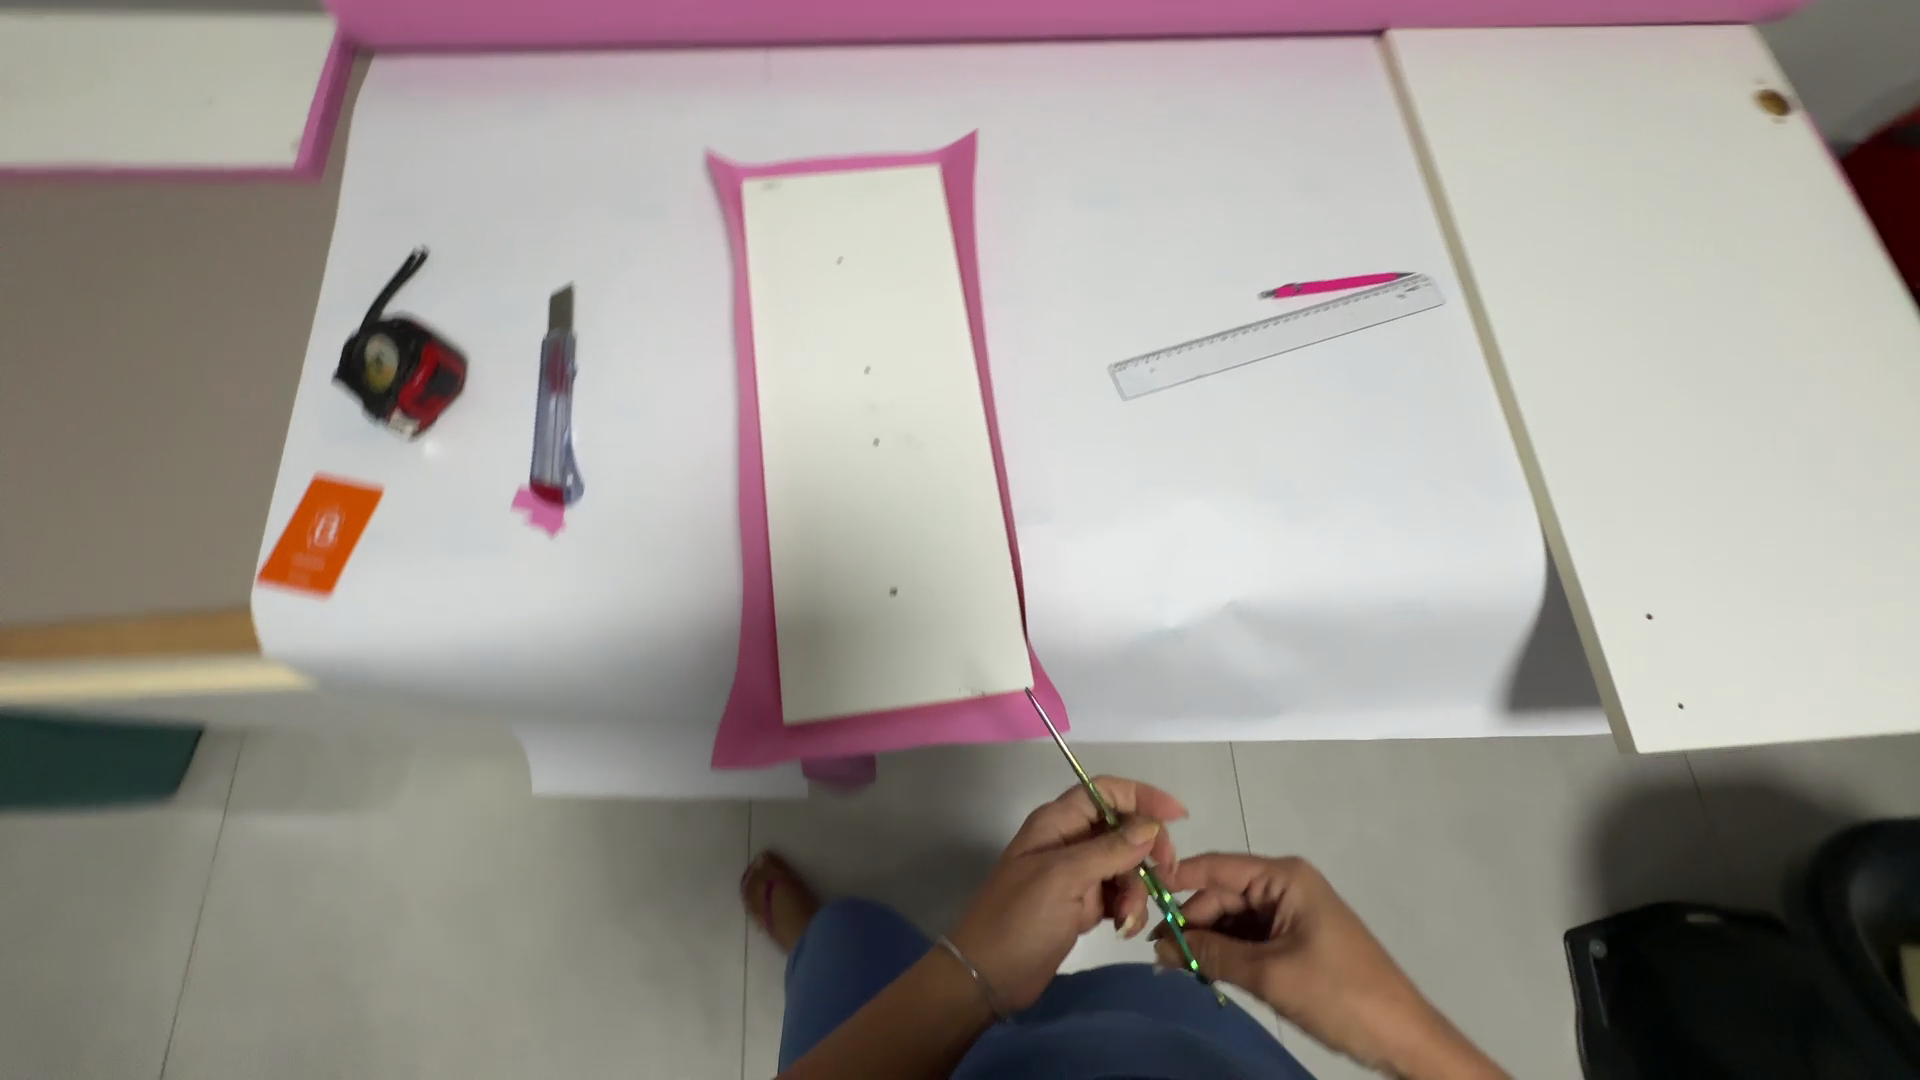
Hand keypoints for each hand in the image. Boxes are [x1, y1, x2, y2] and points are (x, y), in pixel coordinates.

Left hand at [946, 777, 1186, 1011]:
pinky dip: (1127, 908)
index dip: (1142, 796)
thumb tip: (1151, 826)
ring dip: (1136, 888)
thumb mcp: (1064, 878)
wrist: (988, 975)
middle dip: (1146, 851)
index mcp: (1057, 821)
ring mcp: (1075, 873)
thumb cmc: (1019, 917)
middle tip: (1164, 877)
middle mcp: (1068, 840)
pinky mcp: (1082, 904)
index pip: (1106, 792)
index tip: (1179, 816)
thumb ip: (1109, 850)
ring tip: (1127, 917)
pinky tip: (1122, 927)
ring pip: (1125, 864)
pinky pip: (1118, 894)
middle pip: (1122, 828)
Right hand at [1154, 854, 1506, 1079]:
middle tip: (1156, 954)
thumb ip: (1212, 954)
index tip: (1140, 899)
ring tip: (1173, 966)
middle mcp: (1285, 886)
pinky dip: (1227, 953)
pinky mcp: (1297, 940)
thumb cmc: (1340, 994)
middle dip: (1191, 921)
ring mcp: (1292, 913)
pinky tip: (1203, 971)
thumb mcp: (1269, 974)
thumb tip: (1160, 945)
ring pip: (1233, 919)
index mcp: (1284, 877)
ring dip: (1207, 941)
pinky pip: (1250, 938)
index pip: (1216, 867)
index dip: (1177, 880)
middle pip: (1222, 895)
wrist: (1408, 1041)